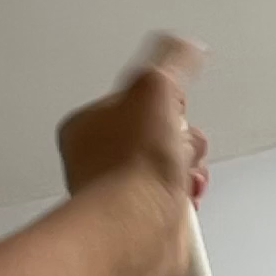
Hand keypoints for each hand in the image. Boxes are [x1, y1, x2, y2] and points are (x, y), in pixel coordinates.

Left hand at [57, 35, 209, 275]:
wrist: (139, 228)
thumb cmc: (132, 169)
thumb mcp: (154, 87)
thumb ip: (171, 60)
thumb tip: (186, 46)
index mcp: (88, 128)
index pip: (135, 101)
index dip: (165, 102)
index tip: (173, 109)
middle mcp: (100, 162)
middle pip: (158, 136)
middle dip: (182, 141)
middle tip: (176, 147)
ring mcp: (122, 194)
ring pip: (170, 170)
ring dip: (188, 171)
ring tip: (180, 176)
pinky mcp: (144, 221)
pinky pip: (175, 201)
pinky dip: (187, 200)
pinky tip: (182, 199)